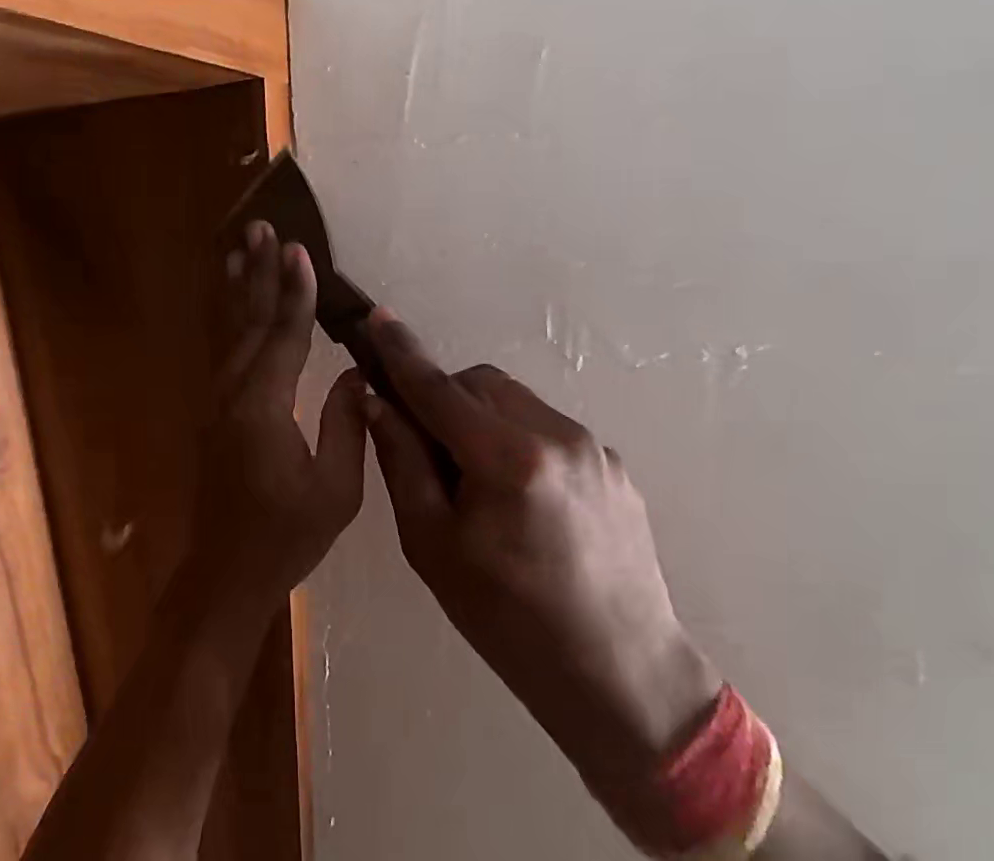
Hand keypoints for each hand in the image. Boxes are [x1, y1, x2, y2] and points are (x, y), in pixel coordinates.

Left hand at [194, 221, 366, 598]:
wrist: (227, 570)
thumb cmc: (286, 536)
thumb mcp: (336, 489)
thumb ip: (346, 424)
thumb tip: (356, 375)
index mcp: (264, 408)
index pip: (284, 337)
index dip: (294, 292)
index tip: (300, 249)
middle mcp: (233, 394)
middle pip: (248, 322)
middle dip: (258, 273)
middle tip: (259, 227)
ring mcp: (217, 402)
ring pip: (228, 332)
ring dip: (237, 288)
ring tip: (239, 248)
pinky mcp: (215, 413)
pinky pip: (224, 352)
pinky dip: (230, 320)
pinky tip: (234, 305)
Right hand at [360, 309, 719, 783]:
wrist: (618, 675)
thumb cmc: (505, 617)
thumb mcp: (431, 543)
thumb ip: (401, 461)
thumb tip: (375, 401)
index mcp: (507, 458)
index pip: (437, 389)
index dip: (400, 353)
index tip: (375, 318)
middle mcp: (557, 435)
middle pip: (480, 383)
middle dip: (443, 397)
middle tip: (425, 449)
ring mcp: (593, 448)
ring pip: (515, 401)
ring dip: (480, 418)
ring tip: (475, 482)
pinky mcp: (613, 466)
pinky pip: (547, 428)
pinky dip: (515, 440)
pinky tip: (518, 499)